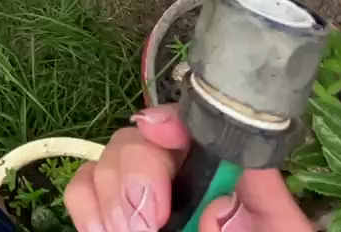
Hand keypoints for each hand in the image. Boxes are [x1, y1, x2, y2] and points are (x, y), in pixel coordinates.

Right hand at [64, 105, 311, 231]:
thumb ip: (258, 227)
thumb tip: (219, 208)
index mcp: (230, 184)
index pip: (196, 130)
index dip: (171, 119)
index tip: (157, 131)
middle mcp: (182, 180)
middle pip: (141, 140)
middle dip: (135, 172)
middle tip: (144, 223)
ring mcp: (141, 195)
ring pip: (106, 160)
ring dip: (110, 196)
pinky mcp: (109, 212)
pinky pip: (82, 187)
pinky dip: (86, 206)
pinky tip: (101, 230)